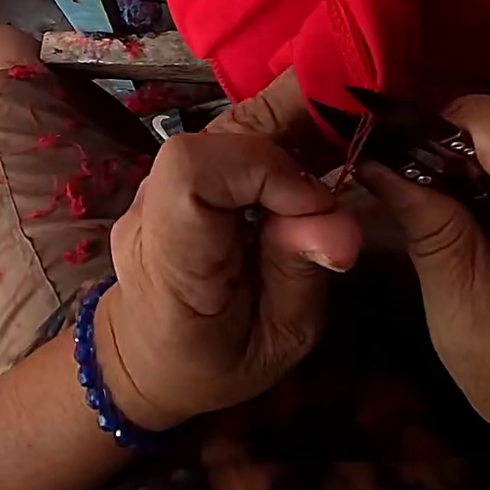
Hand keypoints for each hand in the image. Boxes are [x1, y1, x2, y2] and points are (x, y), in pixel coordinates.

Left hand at [95, 130, 361, 429]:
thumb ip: (300, 277)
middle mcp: (153, 205)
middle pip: (218, 132)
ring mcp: (158, 182)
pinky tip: (306, 161)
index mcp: (171, 259)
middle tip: (346, 155)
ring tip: (333, 156)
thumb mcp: (274, 344)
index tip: (316, 205)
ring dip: (290, 128)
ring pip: (227, 125)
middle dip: (293, 128)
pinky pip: (228, 138)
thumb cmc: (209, 364)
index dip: (263, 168)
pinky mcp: (174, 174)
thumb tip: (339, 220)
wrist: (143, 354)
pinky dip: (276, 138)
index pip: (193, 171)